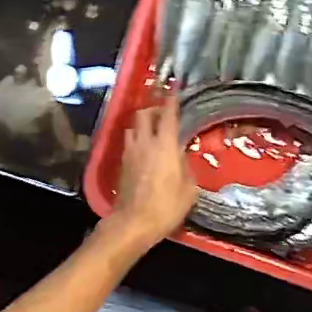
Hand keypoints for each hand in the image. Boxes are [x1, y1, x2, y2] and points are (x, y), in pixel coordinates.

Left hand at [109, 98, 197, 243]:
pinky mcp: (121, 163)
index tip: (174, 89)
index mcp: (163, 145)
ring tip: (153, 129)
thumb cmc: (166, 206)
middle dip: (153, 108)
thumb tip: (182, 159)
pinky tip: (144, 148)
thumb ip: (186, 168)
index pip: (167, 115)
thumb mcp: (189, 189)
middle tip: (164, 111)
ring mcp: (129, 152)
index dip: (171, 100)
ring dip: (142, 124)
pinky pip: (128, 142)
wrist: (133, 222)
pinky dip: (136, 138)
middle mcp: (143, 143)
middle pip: (143, 114)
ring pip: (132, 127)